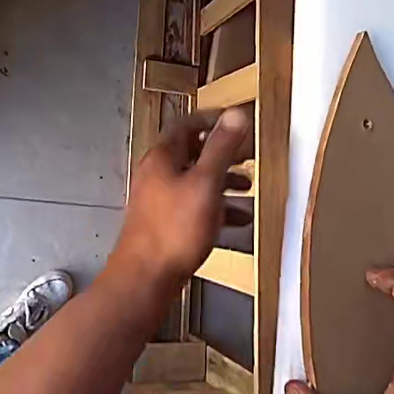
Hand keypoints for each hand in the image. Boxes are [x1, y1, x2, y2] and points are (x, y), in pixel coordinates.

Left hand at [109, 108, 250, 289]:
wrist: (145, 278)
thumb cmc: (174, 230)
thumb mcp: (205, 183)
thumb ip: (221, 148)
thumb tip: (235, 114)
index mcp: (163, 158)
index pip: (187, 125)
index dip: (212, 121)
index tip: (236, 123)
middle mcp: (156, 175)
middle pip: (192, 153)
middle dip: (222, 153)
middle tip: (247, 155)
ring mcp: (158, 200)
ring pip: (194, 181)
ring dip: (221, 181)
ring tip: (248, 186)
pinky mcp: (163, 224)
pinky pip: (193, 206)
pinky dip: (214, 207)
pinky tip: (237, 221)